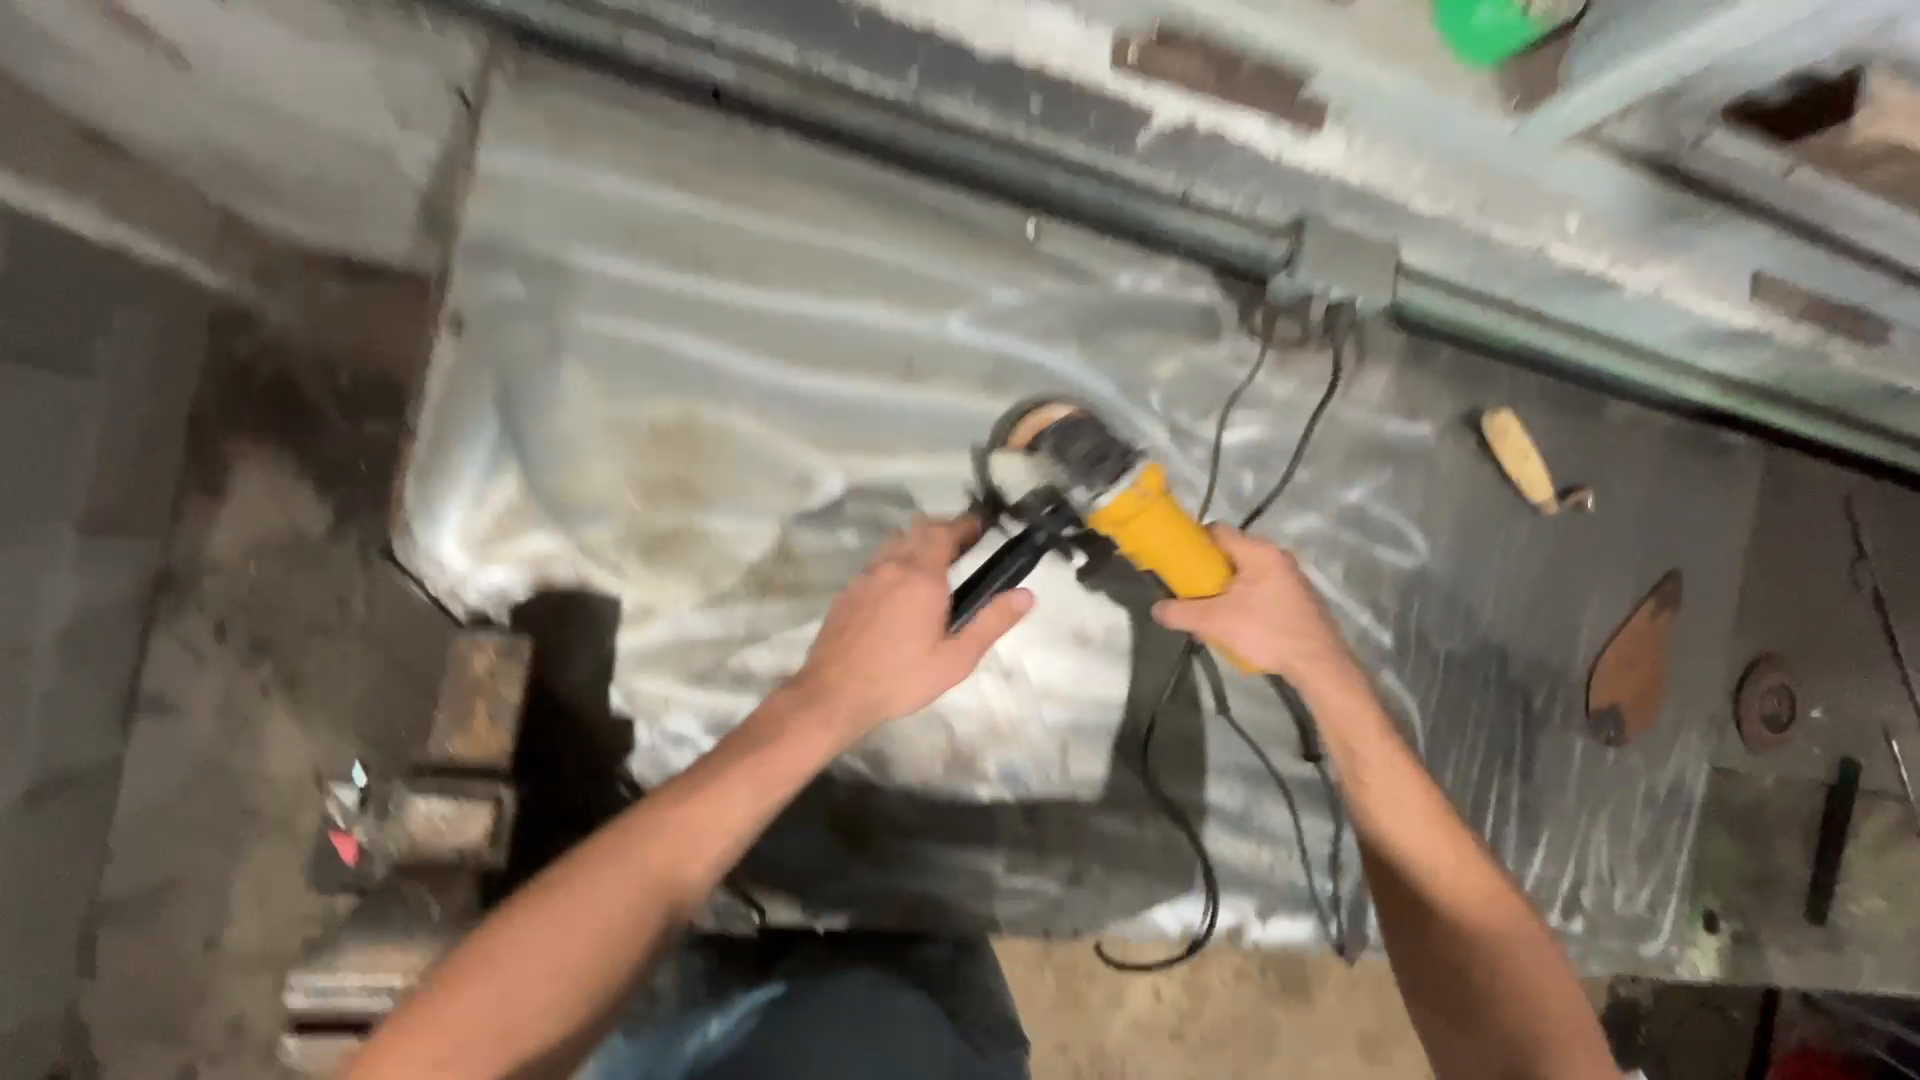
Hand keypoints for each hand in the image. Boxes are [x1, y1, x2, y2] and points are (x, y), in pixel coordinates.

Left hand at [788, 514, 1032, 737]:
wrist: (834, 693)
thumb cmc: (901, 678)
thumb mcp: (956, 659)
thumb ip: (991, 623)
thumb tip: (1026, 595)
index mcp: (922, 578)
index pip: (945, 533)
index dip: (965, 525)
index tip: (981, 526)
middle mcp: (892, 566)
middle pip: (919, 530)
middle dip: (943, 530)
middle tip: (963, 544)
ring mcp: (865, 577)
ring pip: (894, 543)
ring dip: (916, 542)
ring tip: (934, 562)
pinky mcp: (848, 592)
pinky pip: (877, 562)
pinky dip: (895, 560)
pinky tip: (900, 588)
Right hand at [1152, 525, 1362, 691]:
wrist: (1318, 663)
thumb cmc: (1265, 632)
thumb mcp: (1213, 622)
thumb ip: (1180, 613)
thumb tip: (1156, 609)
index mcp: (1258, 551)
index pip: (1217, 531)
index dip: (1193, 543)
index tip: (1178, 564)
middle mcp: (1278, 556)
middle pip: (1232, 553)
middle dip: (1209, 571)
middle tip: (1193, 592)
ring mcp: (1293, 577)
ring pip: (1248, 573)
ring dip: (1228, 589)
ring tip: (1214, 612)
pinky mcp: (1300, 598)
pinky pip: (1264, 589)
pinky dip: (1247, 600)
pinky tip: (1241, 625)